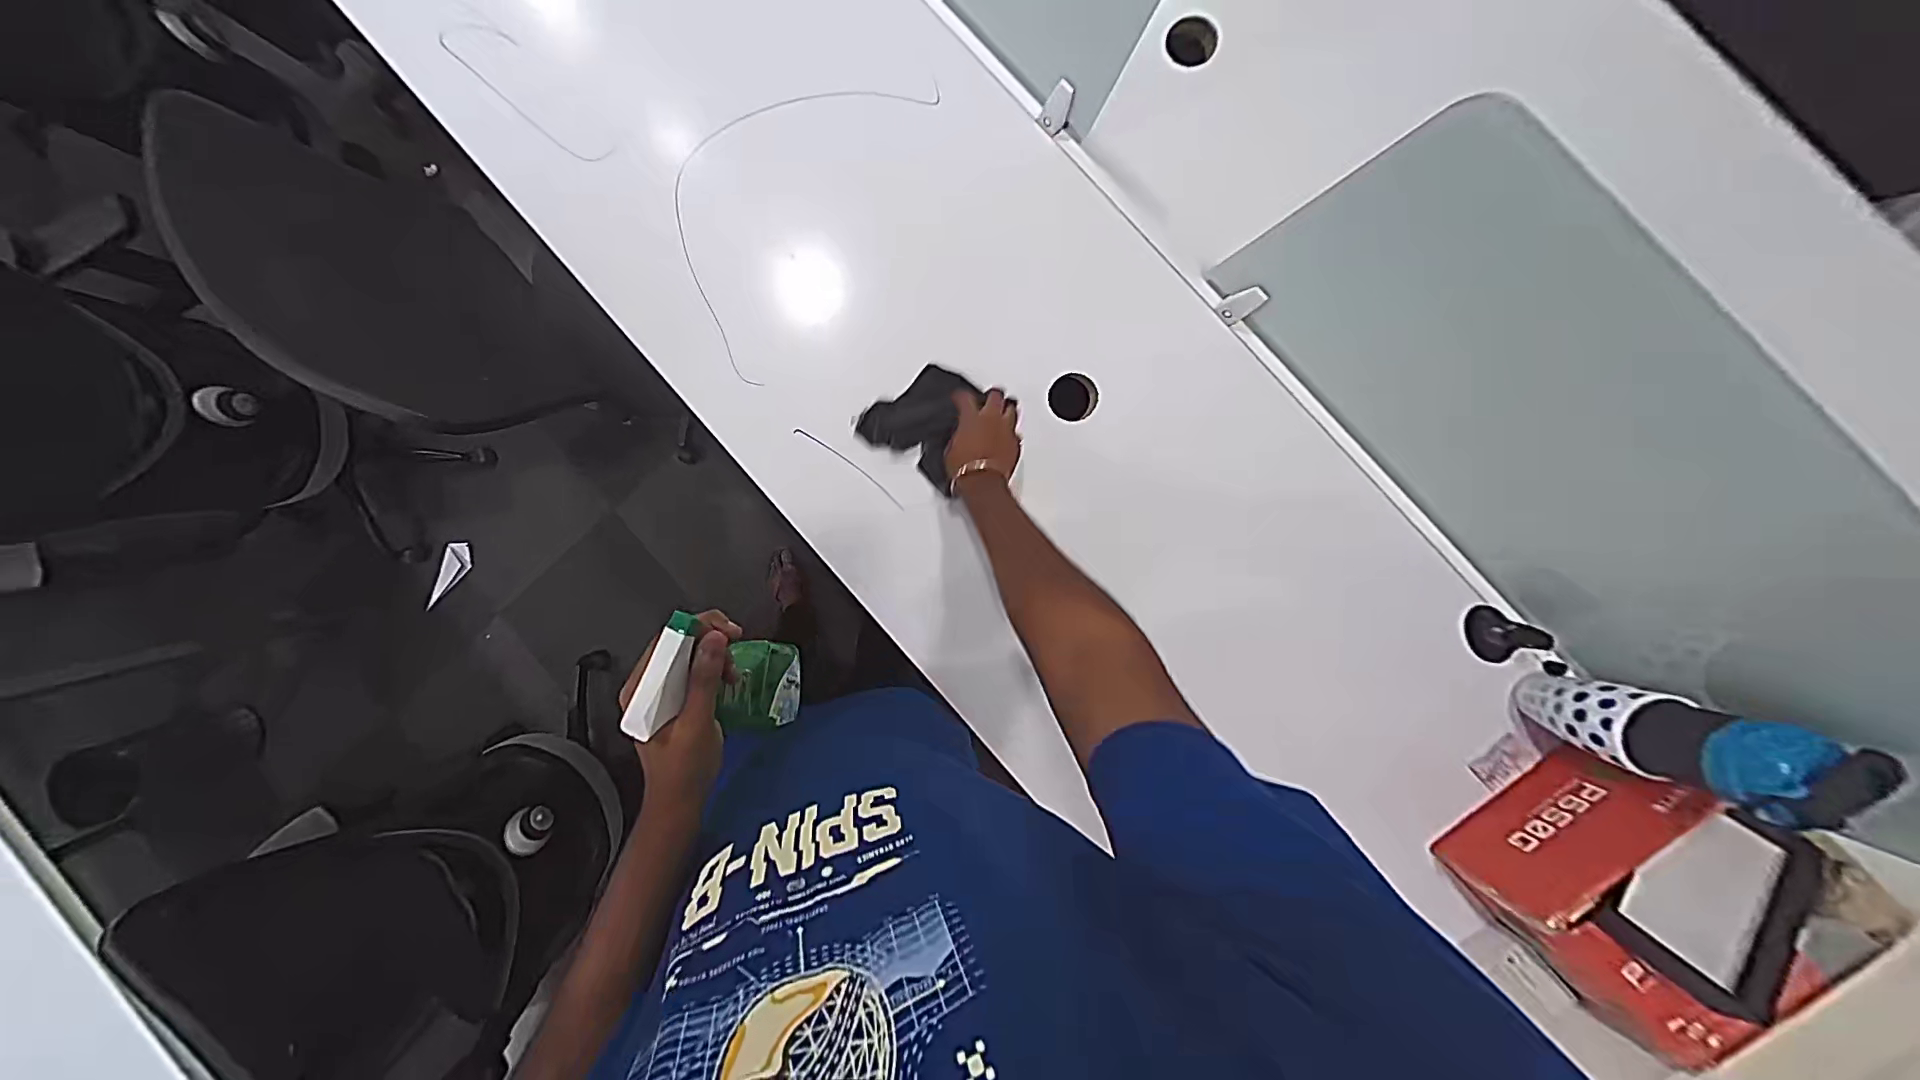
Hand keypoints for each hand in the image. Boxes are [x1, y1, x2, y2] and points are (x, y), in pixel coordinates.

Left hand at [623, 611, 740, 807]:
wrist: (679, 803)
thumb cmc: (685, 770)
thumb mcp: (697, 723)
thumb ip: (703, 680)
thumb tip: (714, 639)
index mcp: (640, 692)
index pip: (665, 642)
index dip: (698, 628)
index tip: (728, 631)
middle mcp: (645, 688)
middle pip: (676, 644)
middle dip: (710, 641)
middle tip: (736, 647)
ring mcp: (659, 694)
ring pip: (688, 655)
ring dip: (715, 656)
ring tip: (732, 674)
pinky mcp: (674, 700)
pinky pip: (693, 671)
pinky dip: (714, 669)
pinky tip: (727, 680)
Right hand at [946, 388, 1020, 488]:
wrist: (982, 483)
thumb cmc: (965, 468)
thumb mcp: (950, 449)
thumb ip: (958, 436)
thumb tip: (959, 437)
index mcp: (971, 418)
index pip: (965, 398)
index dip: (961, 396)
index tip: (959, 397)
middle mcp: (991, 419)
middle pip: (995, 395)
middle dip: (991, 396)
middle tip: (987, 398)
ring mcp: (1006, 430)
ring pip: (1011, 409)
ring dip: (1006, 409)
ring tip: (1002, 411)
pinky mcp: (1016, 444)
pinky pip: (1015, 432)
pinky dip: (1011, 432)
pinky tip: (1006, 436)